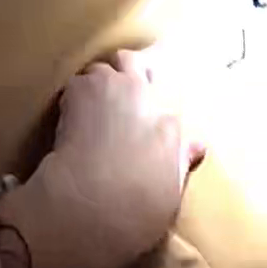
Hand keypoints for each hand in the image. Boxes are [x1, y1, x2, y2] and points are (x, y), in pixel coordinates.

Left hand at [2, 50, 204, 267]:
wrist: (93, 199)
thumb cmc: (137, 205)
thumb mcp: (170, 190)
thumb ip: (181, 160)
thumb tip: (198, 145)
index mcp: (168, 120)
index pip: (162, 98)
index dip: (147, 105)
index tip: (139, 116)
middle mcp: (141, 93)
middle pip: (131, 61)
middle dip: (123, 70)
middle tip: (114, 93)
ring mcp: (109, 84)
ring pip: (100, 70)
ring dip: (95, 85)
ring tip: (87, 110)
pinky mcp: (79, 87)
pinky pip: (76, 83)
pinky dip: (73, 96)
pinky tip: (68, 118)